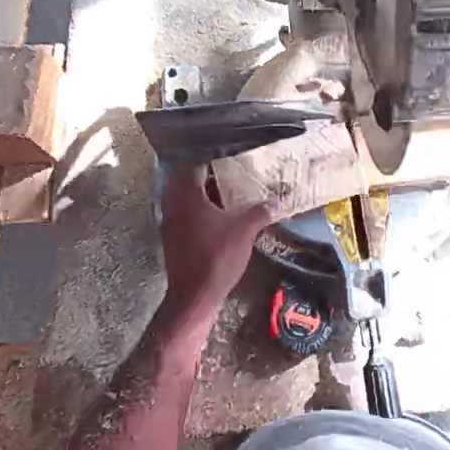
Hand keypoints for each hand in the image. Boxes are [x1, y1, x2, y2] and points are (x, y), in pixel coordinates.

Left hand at [159, 164, 272, 319]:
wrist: (194, 294)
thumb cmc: (216, 256)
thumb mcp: (244, 231)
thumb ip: (260, 212)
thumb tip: (280, 201)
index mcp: (186, 194)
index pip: (195, 164)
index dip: (212, 157)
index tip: (230, 154)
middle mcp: (172, 203)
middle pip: (188, 179)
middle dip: (209, 175)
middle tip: (231, 171)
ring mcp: (169, 221)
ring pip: (186, 198)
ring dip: (204, 194)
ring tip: (229, 192)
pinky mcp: (172, 237)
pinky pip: (185, 214)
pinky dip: (200, 211)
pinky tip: (219, 216)